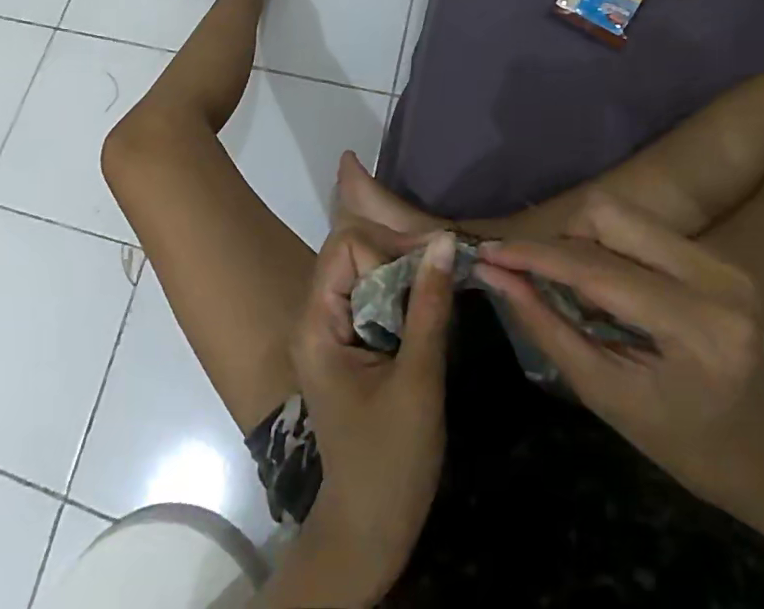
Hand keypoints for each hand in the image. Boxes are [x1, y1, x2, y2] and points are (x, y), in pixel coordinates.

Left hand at [276, 220, 456, 605]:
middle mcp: (316, 319)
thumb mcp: (418, 378)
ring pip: (366, 273)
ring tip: (446, 288)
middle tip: (446, 276)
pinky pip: (374, 298)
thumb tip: (444, 241)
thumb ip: (429, 306)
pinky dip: (404, 295)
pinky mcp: (350, 345)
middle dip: (401, 254)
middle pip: (354, 253)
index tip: (436, 265)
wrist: (370, 523)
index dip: (391, 245)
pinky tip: (432, 309)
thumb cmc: (392, 456)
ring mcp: (332, 332)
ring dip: (407, 274)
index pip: (347, 246)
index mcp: (317, 325)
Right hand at [474, 196, 763, 521]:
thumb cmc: (687, 449)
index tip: (487, 253)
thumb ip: (548, 327)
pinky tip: (611, 296)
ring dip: (586, 245)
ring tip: (579, 298)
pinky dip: (611, 253)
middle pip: (612, 215)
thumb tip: (496, 277)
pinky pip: (644, 232)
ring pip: (626, 217)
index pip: (597, 268)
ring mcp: (725, 262)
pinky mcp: (720, 258)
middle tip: (538, 280)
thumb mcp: (607, 395)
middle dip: (562, 240)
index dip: (535, 254)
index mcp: (698, 326)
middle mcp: (718, 277)